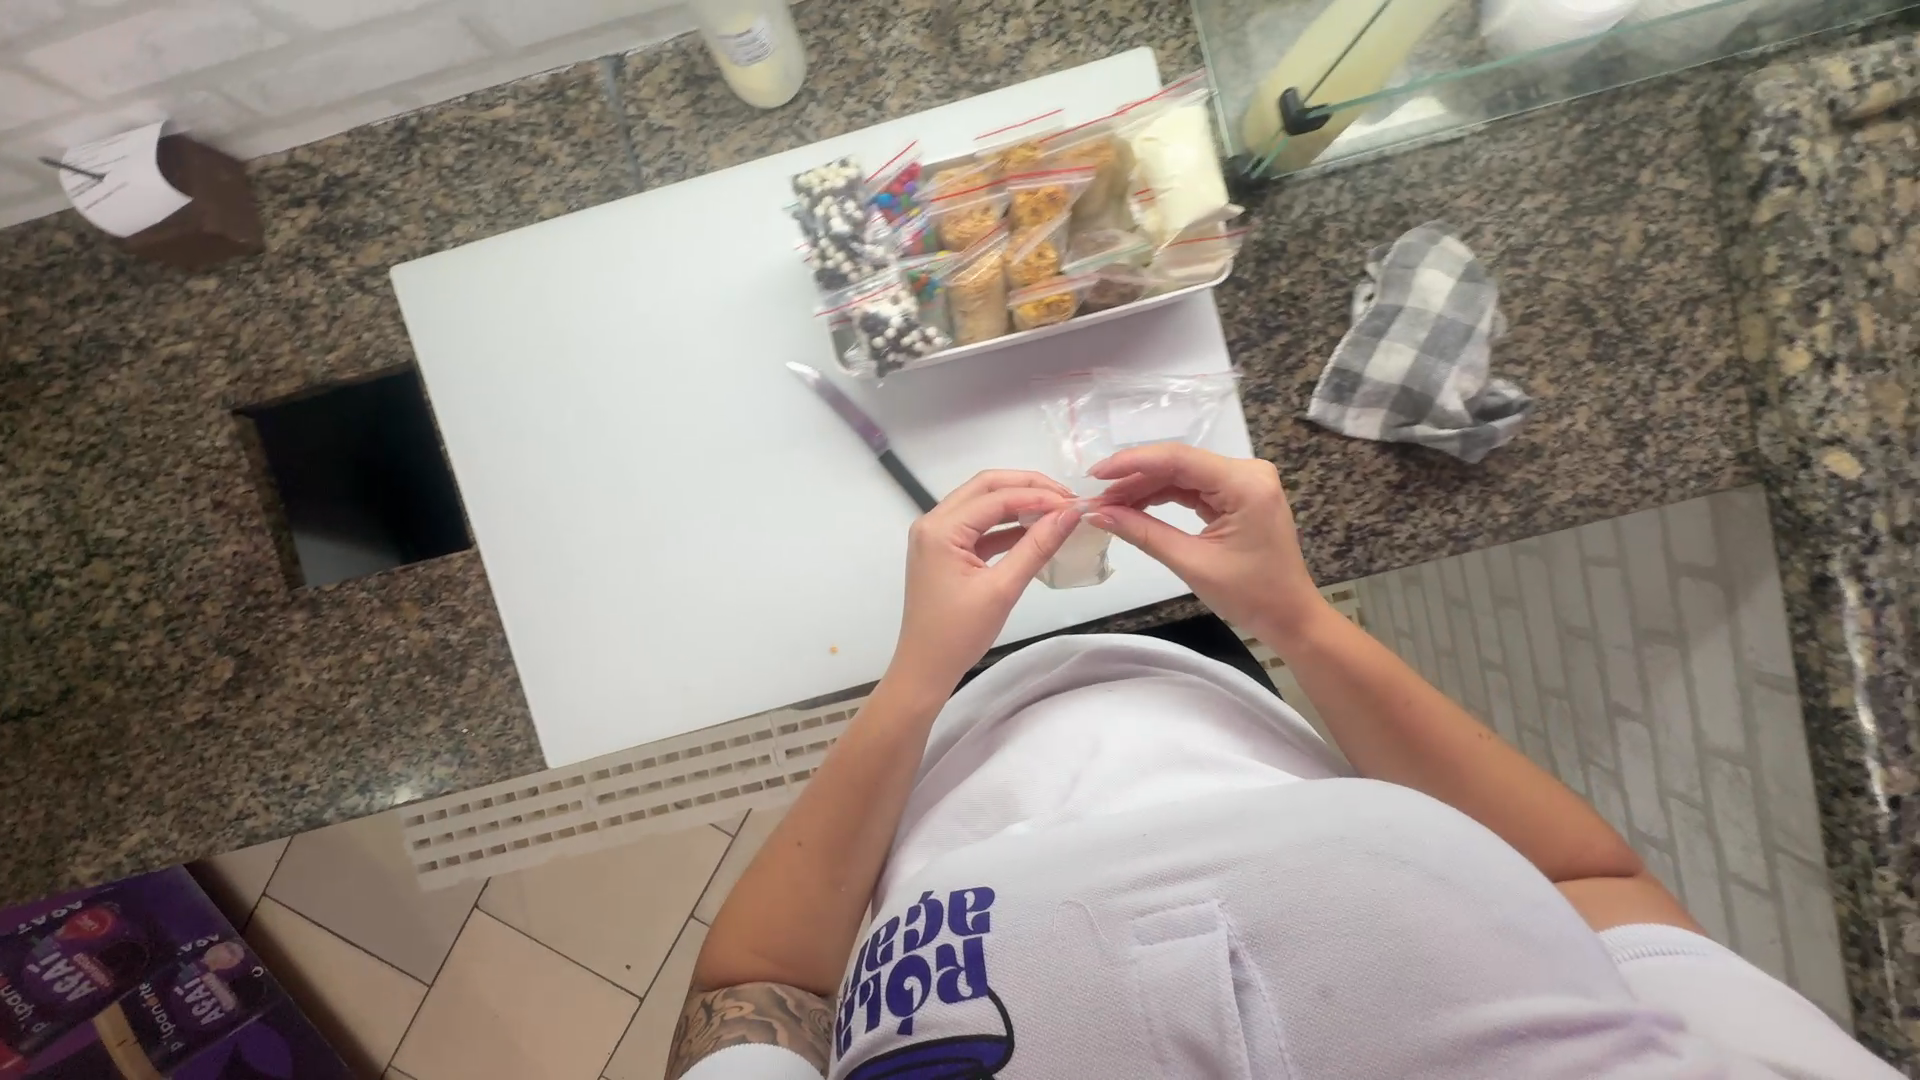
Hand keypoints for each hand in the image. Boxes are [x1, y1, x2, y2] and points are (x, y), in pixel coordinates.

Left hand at [888, 470, 1080, 692]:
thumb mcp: (1002, 590)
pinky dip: (1006, 526)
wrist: (925, 669)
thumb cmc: (958, 634)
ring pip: (982, 504)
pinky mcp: (944, 551)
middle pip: (986, 488)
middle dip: (1028, 488)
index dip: (1038, 496)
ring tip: (1057, 511)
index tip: (1075, 502)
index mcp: (940, 529)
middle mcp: (932, 523)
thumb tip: (1070, 514)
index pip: (995, 497)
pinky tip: (1035, 530)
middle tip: (1066, 498)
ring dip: (1018, 503)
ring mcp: (936, 536)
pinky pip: (979, 527)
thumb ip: (1037, 547)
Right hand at [1085, 444, 1326, 643]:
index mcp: (1245, 483)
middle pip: (1177, 464)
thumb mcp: (1191, 563)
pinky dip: (1161, 496)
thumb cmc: (1250, 594)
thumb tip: (1098, 514)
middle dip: (1133, 479)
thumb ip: (1143, 533)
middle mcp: (1247, 472)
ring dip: (1143, 488)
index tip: (1095, 475)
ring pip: (1180, 474)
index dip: (1131, 463)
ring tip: (1107, 505)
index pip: (1178, 459)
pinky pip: (1191, 487)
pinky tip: (1133, 506)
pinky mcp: (1236, 494)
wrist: (1290, 616)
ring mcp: (1243, 481)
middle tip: (1095, 498)